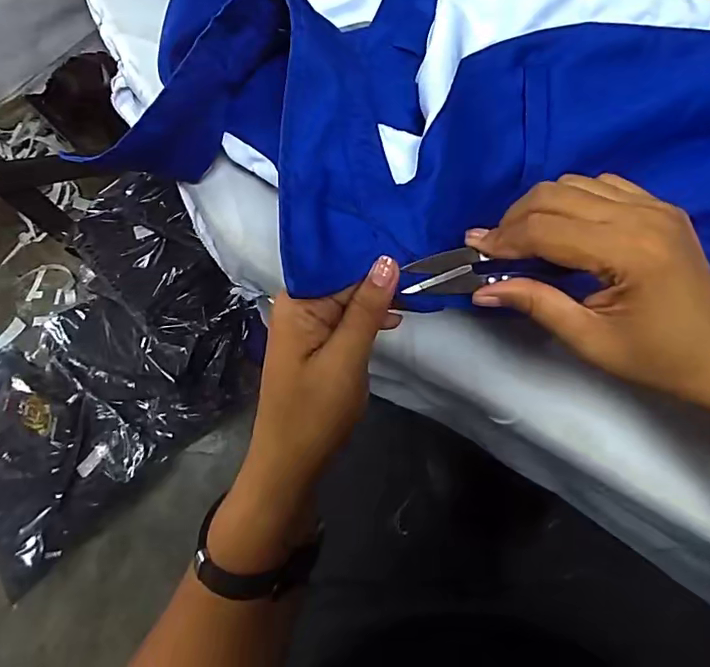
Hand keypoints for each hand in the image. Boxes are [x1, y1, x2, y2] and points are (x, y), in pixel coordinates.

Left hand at [210, 258, 400, 571]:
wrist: (289, 465)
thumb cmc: (314, 412)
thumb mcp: (346, 358)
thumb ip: (366, 309)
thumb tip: (386, 261)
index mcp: (296, 302)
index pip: (338, 265)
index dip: (371, 256)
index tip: (408, 244)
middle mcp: (297, 306)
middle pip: (341, 279)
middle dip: (376, 275)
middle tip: (420, 264)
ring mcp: (305, 326)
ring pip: (346, 300)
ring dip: (375, 298)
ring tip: (414, 288)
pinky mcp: (314, 344)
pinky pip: (343, 319)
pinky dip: (366, 318)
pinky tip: (392, 318)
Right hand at [467, 174, 709, 415]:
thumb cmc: (662, 359)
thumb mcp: (593, 341)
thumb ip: (537, 304)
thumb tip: (482, 289)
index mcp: (629, 252)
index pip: (547, 229)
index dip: (504, 238)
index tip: (473, 249)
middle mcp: (642, 216)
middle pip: (554, 195)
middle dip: (514, 218)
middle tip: (492, 246)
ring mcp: (654, 205)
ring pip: (572, 183)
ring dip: (539, 206)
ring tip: (523, 237)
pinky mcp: (660, 205)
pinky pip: (600, 184)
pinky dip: (571, 198)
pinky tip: (564, 225)